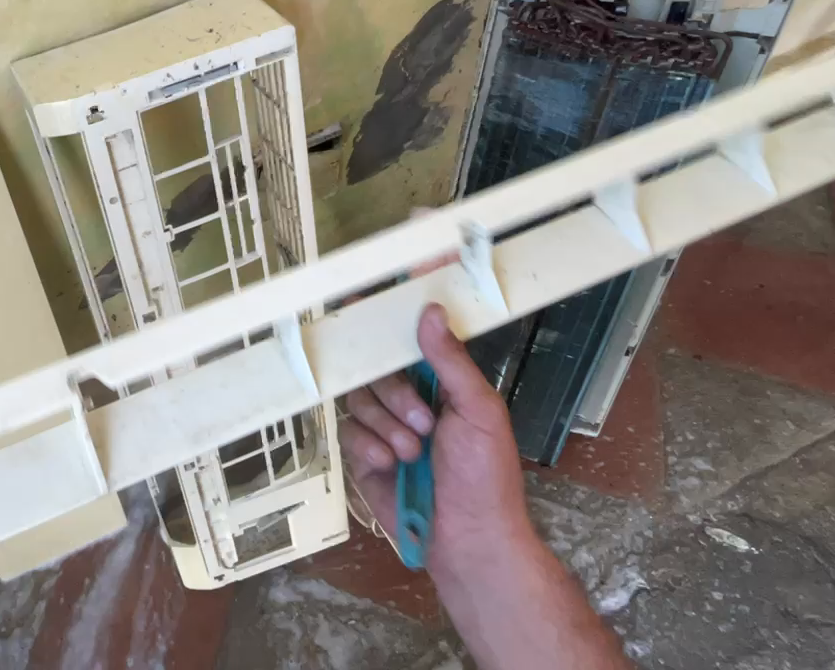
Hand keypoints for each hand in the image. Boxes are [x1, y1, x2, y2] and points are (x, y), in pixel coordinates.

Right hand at [338, 303, 533, 579]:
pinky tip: (392, 465)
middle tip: (424, 423)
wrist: (467, 539)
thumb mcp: (479, 412)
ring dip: (387, 426)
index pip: (407, 339)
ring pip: (358, 400)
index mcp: (436, 383)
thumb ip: (451, 361)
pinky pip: (348, 432)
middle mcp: (405, 398)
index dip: (388, 318)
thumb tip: (430, 309)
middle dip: (395, 396)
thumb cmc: (486, 475)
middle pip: (374, 370)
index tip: (366, 295)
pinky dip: (371, 448)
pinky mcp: (361, 453)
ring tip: (413, 453)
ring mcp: (381, 425)